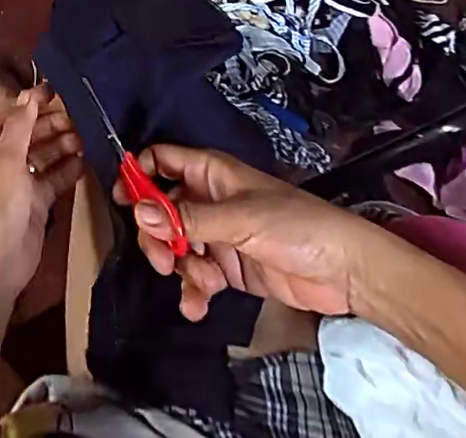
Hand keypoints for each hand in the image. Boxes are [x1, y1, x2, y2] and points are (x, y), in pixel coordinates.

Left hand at [0, 90, 84, 306]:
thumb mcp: (5, 163)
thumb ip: (19, 127)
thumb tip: (29, 94)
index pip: (15, 115)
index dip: (34, 102)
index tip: (61, 91)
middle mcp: (7, 160)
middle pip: (34, 133)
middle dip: (55, 123)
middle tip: (83, 117)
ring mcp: (23, 181)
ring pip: (48, 154)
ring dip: (66, 144)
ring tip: (89, 137)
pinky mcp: (39, 202)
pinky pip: (57, 177)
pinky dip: (71, 168)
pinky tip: (89, 160)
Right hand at [115, 144, 384, 320]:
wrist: (342, 270)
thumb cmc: (296, 225)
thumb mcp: (239, 219)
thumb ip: (188, 218)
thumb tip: (141, 210)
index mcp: (212, 173)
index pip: (164, 160)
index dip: (140, 174)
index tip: (123, 198)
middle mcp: (210, 199)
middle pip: (162, 208)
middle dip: (157, 234)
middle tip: (163, 257)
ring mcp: (218, 233)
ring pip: (176, 244)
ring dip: (178, 267)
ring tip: (198, 283)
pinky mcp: (228, 265)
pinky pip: (196, 275)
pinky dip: (193, 290)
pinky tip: (197, 304)